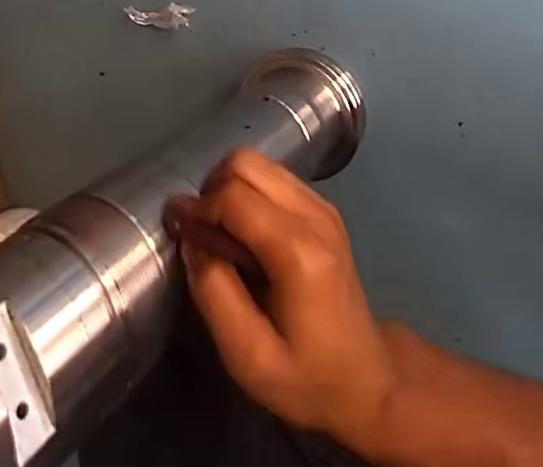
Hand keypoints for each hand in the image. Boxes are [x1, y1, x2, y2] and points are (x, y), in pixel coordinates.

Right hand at [169, 149, 396, 452]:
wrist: (367, 380)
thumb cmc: (306, 378)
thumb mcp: (248, 356)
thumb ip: (214, 293)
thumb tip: (191, 240)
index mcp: (298, 251)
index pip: (234, 196)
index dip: (196, 206)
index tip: (175, 228)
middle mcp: (314, 214)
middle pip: (246, 162)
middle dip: (211, 188)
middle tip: (200, 230)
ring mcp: (323, 206)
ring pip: (260, 163)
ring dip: (229, 186)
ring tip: (220, 233)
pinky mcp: (324, 208)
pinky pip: (274, 176)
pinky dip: (249, 191)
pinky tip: (245, 232)